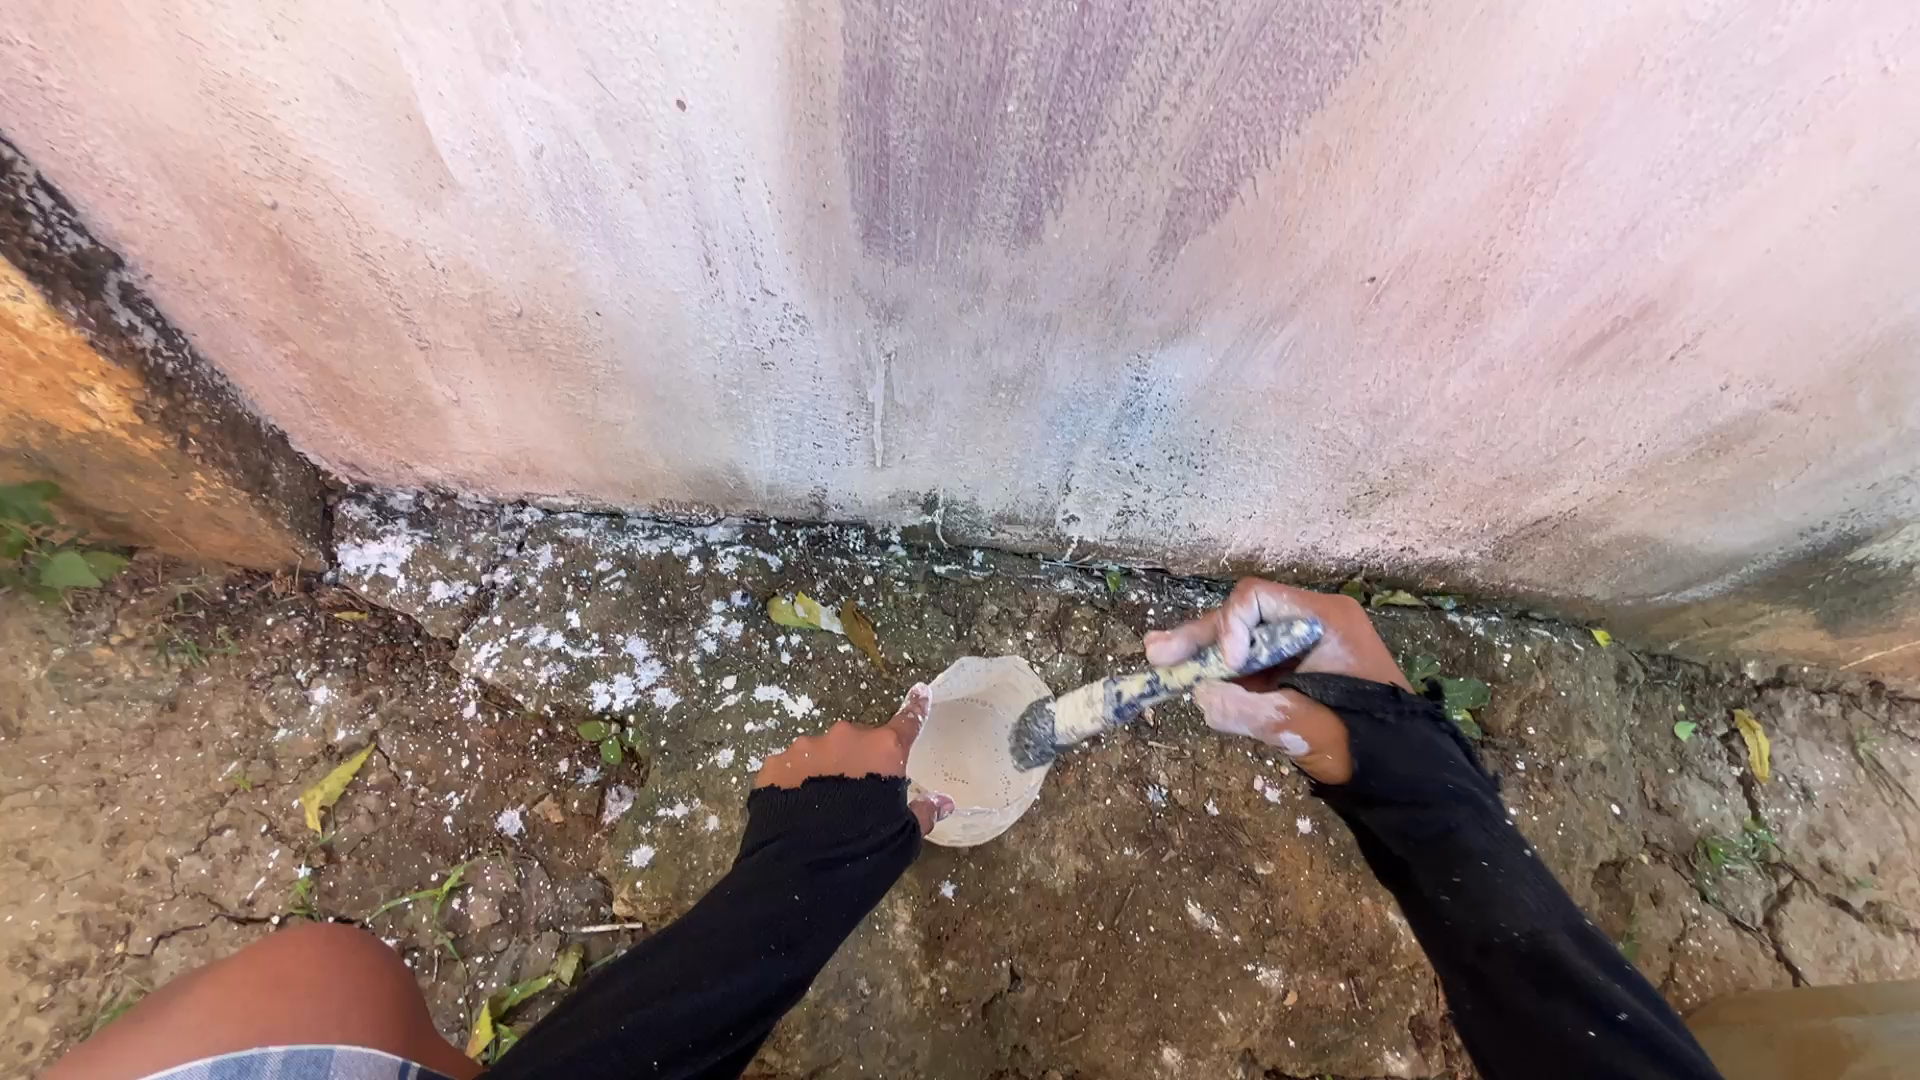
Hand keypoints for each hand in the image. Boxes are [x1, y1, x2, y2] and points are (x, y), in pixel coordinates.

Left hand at [754, 683, 955, 833]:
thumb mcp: (903, 836)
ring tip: (821, 809)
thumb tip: (944, 802)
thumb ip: (923, 813)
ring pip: (823, 752)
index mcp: (883, 749)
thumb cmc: (864, 849)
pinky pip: (792, 768)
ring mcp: (806, 747)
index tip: (920, 692)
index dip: (915, 709)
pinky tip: (794, 811)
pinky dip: (797, 782)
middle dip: (859, 760)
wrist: (798, 868)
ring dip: (826, 770)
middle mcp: (845, 737)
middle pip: (859, 741)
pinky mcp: (775, 764)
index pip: (907, 722)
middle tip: (857, 795)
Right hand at [1143, 578, 1408, 784]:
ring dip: (1204, 653)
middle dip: (1199, 638)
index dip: (1228, 626)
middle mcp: (1310, 621)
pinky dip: (1223, 671)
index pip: (1255, 599)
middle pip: (1242, 618)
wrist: (1409, 780)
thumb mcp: (1302, 728)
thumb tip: (1198, 697)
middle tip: (1156, 654)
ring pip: (1242, 638)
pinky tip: (1192, 678)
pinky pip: (1253, 661)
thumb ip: (1247, 711)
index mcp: (1323, 620)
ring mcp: (1303, 645)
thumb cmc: (1363, 746)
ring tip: (1160, 661)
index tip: (1224, 664)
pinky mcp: (1296, 669)